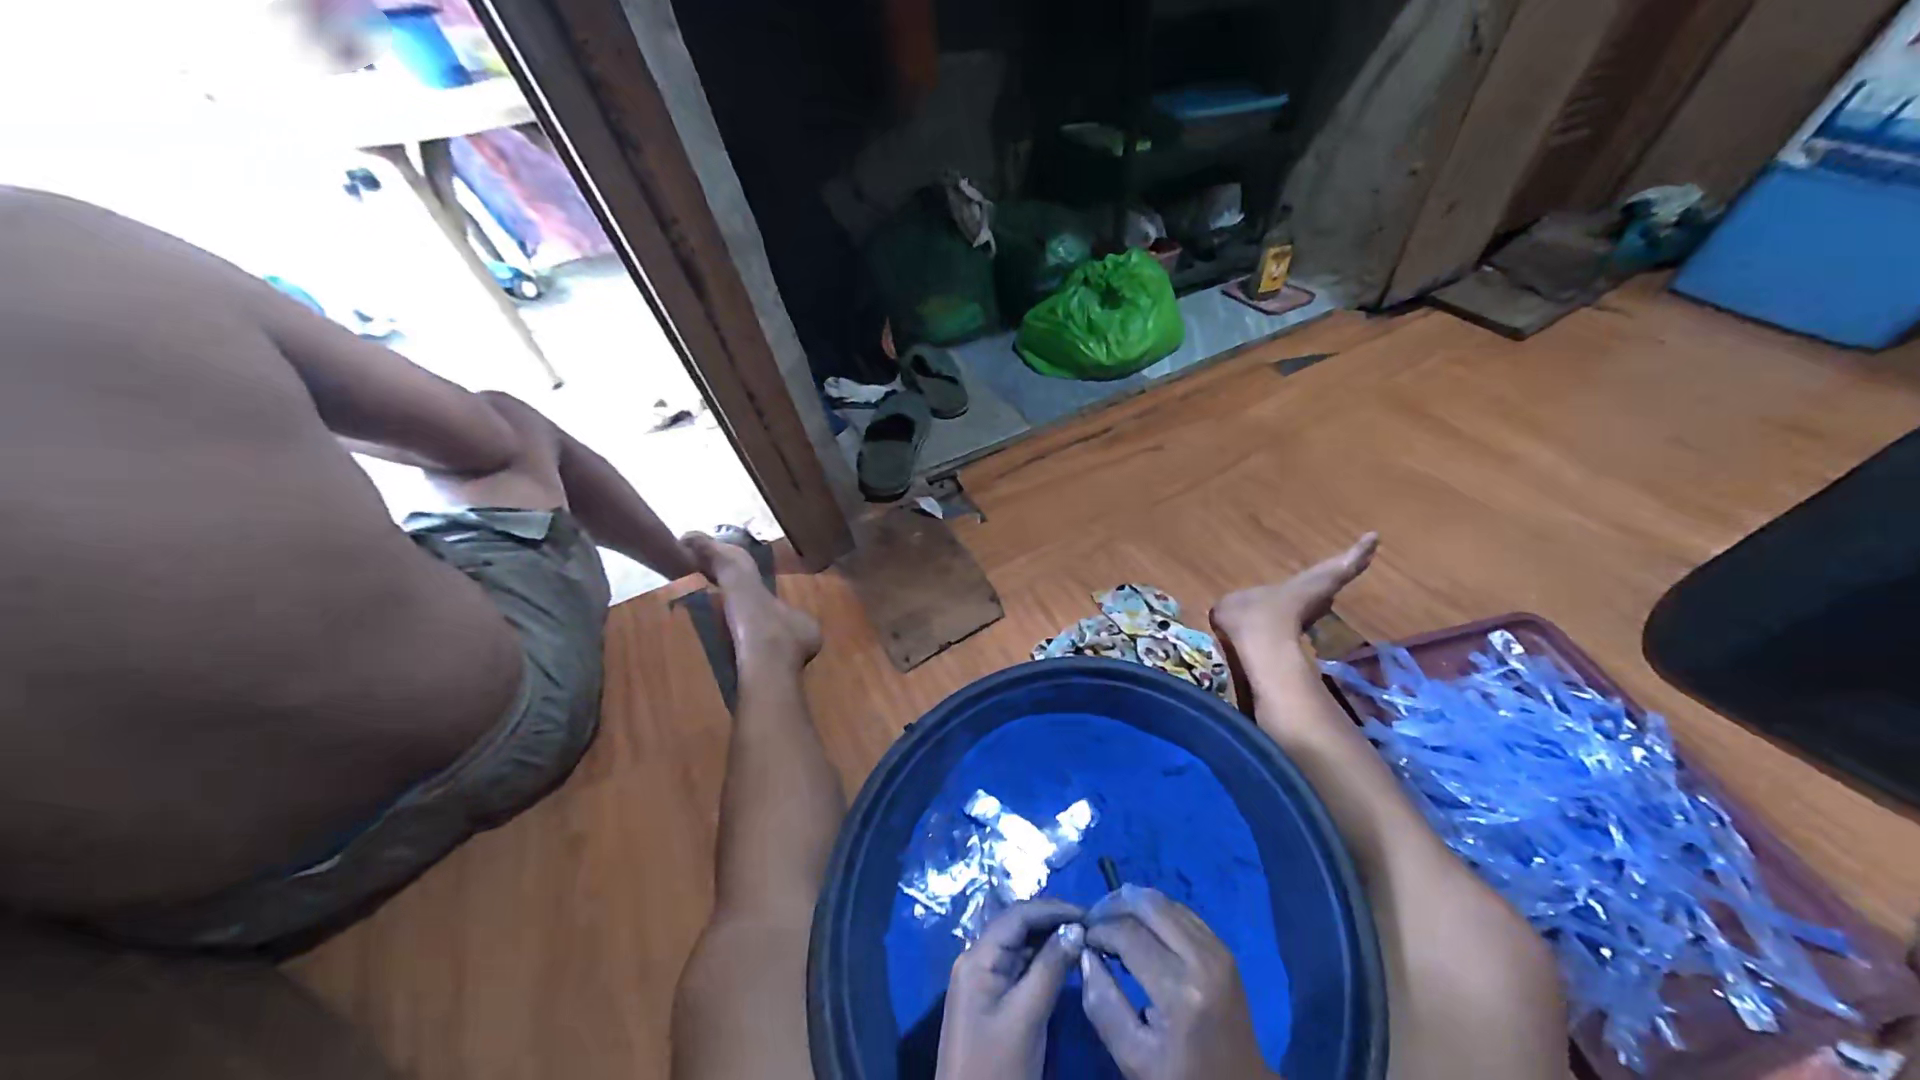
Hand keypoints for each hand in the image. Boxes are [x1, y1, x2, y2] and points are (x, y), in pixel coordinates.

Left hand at [935, 899, 1086, 1079]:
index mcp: (977, 958)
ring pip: (1021, 945)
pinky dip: (1044, 960)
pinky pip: (1020, 967)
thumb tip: (1076, 929)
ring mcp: (985, 980)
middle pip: (1017, 926)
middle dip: (1052, 920)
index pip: (1016, 916)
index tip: (1088, 913)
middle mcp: (978, 960)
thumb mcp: (1026, 1017)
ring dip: (1050, 938)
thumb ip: (1050, 969)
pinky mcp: (994, 999)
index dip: (1052, 909)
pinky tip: (1067, 960)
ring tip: (1085, 938)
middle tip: (1090, 925)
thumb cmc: (997, 1066)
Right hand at [1080, 886, 1274, 1079]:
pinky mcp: (1223, 949)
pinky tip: (1139, 928)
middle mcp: (1202, 959)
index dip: (1098, 930)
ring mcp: (1217, 950)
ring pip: (1165, 902)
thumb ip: (1102, 1004)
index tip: (1082, 940)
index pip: (1127, 933)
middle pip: (1148, 904)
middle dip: (1113, 905)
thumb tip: (1086, 954)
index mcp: (1180, 990)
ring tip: (1111, 922)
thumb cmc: (1183, 1078)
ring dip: (1132, 904)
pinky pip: (1181, 912)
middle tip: (1093, 921)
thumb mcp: (1133, 1057)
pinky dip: (1154, 911)